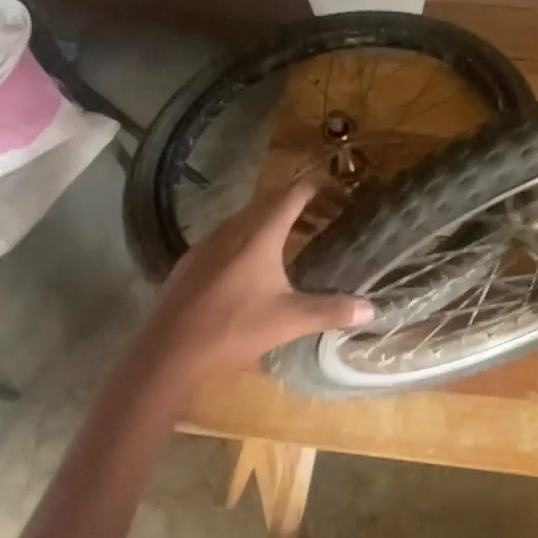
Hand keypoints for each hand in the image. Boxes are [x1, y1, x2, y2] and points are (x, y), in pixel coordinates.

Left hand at [140, 179, 374, 381]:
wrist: (167, 351)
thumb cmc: (233, 328)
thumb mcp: (289, 321)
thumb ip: (331, 311)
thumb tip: (371, 310)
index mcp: (260, 234)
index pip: (292, 194)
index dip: (315, 186)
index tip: (334, 187)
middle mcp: (234, 229)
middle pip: (269, 200)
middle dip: (297, 202)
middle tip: (321, 215)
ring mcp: (208, 243)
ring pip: (245, 217)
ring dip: (270, 218)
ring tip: (291, 237)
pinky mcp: (190, 261)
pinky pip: (226, 235)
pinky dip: (247, 236)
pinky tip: (249, 264)